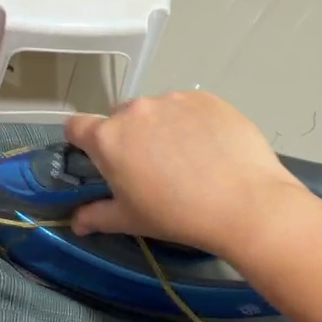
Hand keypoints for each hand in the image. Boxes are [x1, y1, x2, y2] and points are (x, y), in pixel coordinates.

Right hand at [63, 92, 306, 251]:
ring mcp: (173, 100)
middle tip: (148, 167)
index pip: (76, 126)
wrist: (245, 204)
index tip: (95, 158)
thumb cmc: (176, 215)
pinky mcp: (207, 98)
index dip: (81, 141)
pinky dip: (190, 123)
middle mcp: (136, 110)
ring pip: (155, 111)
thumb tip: (76, 223)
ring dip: (159, 128)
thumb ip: (96, 216)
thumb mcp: (130, 220)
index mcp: (108, 138)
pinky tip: (209, 150)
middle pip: (119, 118)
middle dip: (126, 137)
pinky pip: (188, 107)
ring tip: (184, 159)